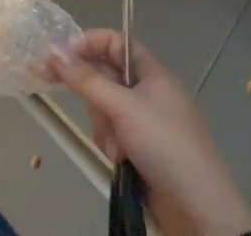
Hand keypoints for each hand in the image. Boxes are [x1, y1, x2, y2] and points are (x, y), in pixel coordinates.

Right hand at [40, 33, 250, 235]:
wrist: (198, 208)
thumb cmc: (163, 144)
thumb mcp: (121, 107)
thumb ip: (84, 78)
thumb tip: (51, 48)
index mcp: (152, 73)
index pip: (114, 42)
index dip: (87, 43)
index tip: (60, 56)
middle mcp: (148, 92)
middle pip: (104, 75)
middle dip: (91, 92)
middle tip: (58, 88)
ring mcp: (144, 121)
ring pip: (103, 107)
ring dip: (103, 125)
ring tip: (116, 147)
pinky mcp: (140, 146)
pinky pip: (111, 132)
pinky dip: (110, 143)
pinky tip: (121, 159)